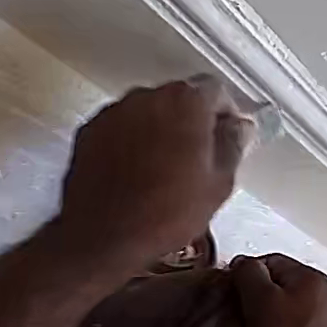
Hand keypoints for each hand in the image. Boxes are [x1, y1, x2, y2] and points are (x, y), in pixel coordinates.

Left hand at [51, 77, 253, 267]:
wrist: (104, 236)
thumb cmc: (159, 214)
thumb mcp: (218, 183)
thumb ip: (232, 145)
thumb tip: (238, 129)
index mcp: (185, 101)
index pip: (216, 91)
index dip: (224, 114)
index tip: (227, 132)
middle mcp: (146, 98)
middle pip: (177, 99)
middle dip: (187, 122)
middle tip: (195, 158)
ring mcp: (113, 114)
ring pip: (144, 114)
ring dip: (155, 132)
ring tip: (162, 171)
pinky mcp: (89, 132)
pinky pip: (117, 130)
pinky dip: (126, 143)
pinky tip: (134, 174)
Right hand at [232, 254, 326, 326]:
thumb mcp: (259, 302)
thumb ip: (248, 274)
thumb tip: (242, 263)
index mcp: (312, 279)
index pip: (267, 261)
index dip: (244, 276)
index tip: (231, 297)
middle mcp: (326, 296)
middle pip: (277, 285)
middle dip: (255, 297)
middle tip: (239, 316)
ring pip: (284, 308)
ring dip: (265, 319)